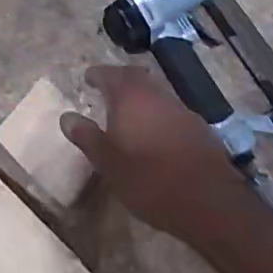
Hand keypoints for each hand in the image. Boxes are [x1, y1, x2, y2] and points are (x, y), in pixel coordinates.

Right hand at [60, 64, 257, 241]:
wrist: (207, 198)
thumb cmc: (149, 179)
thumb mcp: (109, 163)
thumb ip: (87, 137)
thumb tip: (66, 117)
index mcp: (130, 96)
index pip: (110, 74)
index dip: (97, 74)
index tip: (88, 78)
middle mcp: (155, 93)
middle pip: (134, 76)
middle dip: (119, 79)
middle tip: (105, 88)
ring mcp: (178, 107)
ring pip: (153, 90)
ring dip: (139, 94)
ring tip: (126, 111)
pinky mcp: (196, 124)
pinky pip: (168, 108)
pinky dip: (155, 111)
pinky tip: (153, 131)